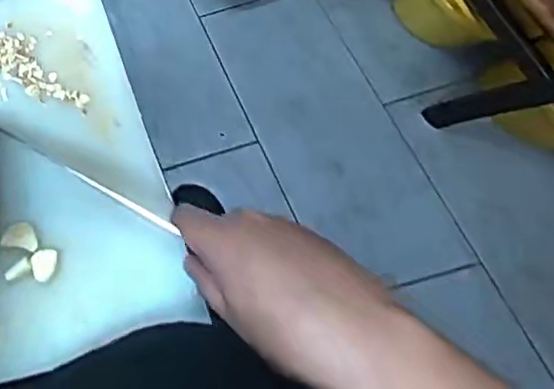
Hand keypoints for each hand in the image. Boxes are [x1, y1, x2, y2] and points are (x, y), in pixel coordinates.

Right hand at [174, 207, 503, 388]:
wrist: (369, 338)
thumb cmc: (290, 333)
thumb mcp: (234, 318)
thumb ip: (207, 283)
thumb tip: (199, 263)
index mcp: (222, 236)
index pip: (185, 216)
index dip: (187, 236)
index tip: (199, 262)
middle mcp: (249, 219)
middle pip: (224, 224)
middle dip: (228, 249)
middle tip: (244, 291)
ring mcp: (285, 223)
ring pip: (257, 232)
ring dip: (259, 254)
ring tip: (284, 298)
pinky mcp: (317, 235)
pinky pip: (287, 241)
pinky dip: (289, 259)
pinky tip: (310, 295)